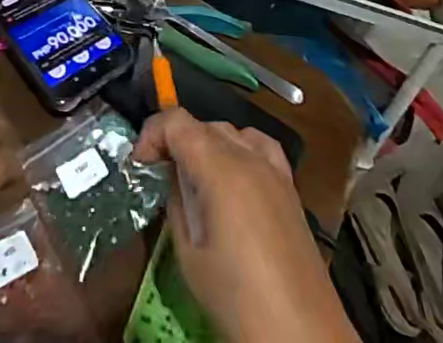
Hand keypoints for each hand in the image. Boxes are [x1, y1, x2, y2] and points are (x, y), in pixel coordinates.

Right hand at [135, 109, 360, 342]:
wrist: (302, 336)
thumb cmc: (237, 296)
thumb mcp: (189, 253)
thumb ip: (177, 202)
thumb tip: (171, 177)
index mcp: (220, 168)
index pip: (176, 121)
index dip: (151, 134)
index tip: (139, 165)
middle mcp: (249, 157)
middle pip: (202, 124)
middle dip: (174, 141)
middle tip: (159, 174)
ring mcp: (274, 170)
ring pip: (230, 131)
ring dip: (205, 142)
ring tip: (193, 176)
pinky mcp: (290, 188)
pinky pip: (260, 147)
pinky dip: (239, 148)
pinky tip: (232, 176)